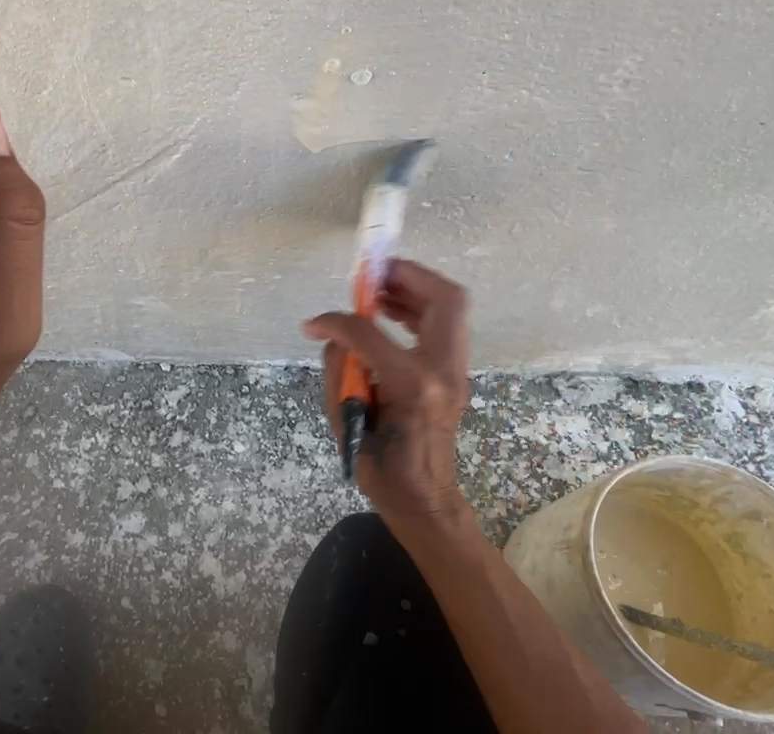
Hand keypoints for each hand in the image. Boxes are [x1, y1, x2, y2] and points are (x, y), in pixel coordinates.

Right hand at [303, 260, 473, 526]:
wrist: (423, 499)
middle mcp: (443, 372)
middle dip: (407, 276)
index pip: (370, 332)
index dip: (338, 321)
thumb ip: (338, 368)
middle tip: (371, 274)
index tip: (316, 323)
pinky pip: (444, 325)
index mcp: (412, 386)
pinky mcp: (455, 373)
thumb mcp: (344, 419)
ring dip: (414, 288)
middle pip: (443, 299)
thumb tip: (336, 334)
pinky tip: (390, 313)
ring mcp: (456, 372)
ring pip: (450, 307)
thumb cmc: (379, 468)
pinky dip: (419, 308)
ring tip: (377, 289)